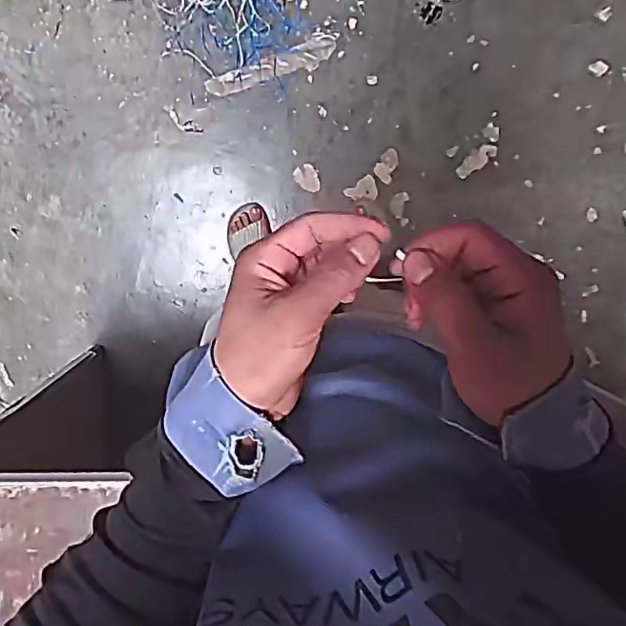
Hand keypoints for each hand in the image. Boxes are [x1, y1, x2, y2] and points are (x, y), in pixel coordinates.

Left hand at [214, 212, 388, 416]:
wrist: (246, 400)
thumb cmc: (254, 358)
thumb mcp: (298, 314)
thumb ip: (334, 278)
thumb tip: (364, 246)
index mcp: (263, 260)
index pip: (309, 227)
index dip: (345, 225)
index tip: (376, 232)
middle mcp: (272, 270)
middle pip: (319, 242)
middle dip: (349, 244)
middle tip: (379, 252)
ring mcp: (285, 290)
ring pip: (324, 264)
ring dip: (348, 264)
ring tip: (370, 270)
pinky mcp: (298, 310)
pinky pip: (325, 286)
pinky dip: (343, 284)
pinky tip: (353, 291)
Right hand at [395, 221, 572, 425]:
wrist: (538, 424)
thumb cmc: (509, 384)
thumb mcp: (472, 343)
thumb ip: (444, 297)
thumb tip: (413, 259)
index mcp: (522, 276)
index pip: (471, 236)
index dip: (432, 244)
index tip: (403, 271)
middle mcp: (519, 274)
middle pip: (463, 248)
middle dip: (428, 268)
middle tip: (409, 303)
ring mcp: (510, 289)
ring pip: (458, 265)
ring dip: (430, 283)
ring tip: (417, 315)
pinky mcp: (498, 304)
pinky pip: (462, 284)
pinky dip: (439, 295)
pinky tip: (428, 317)